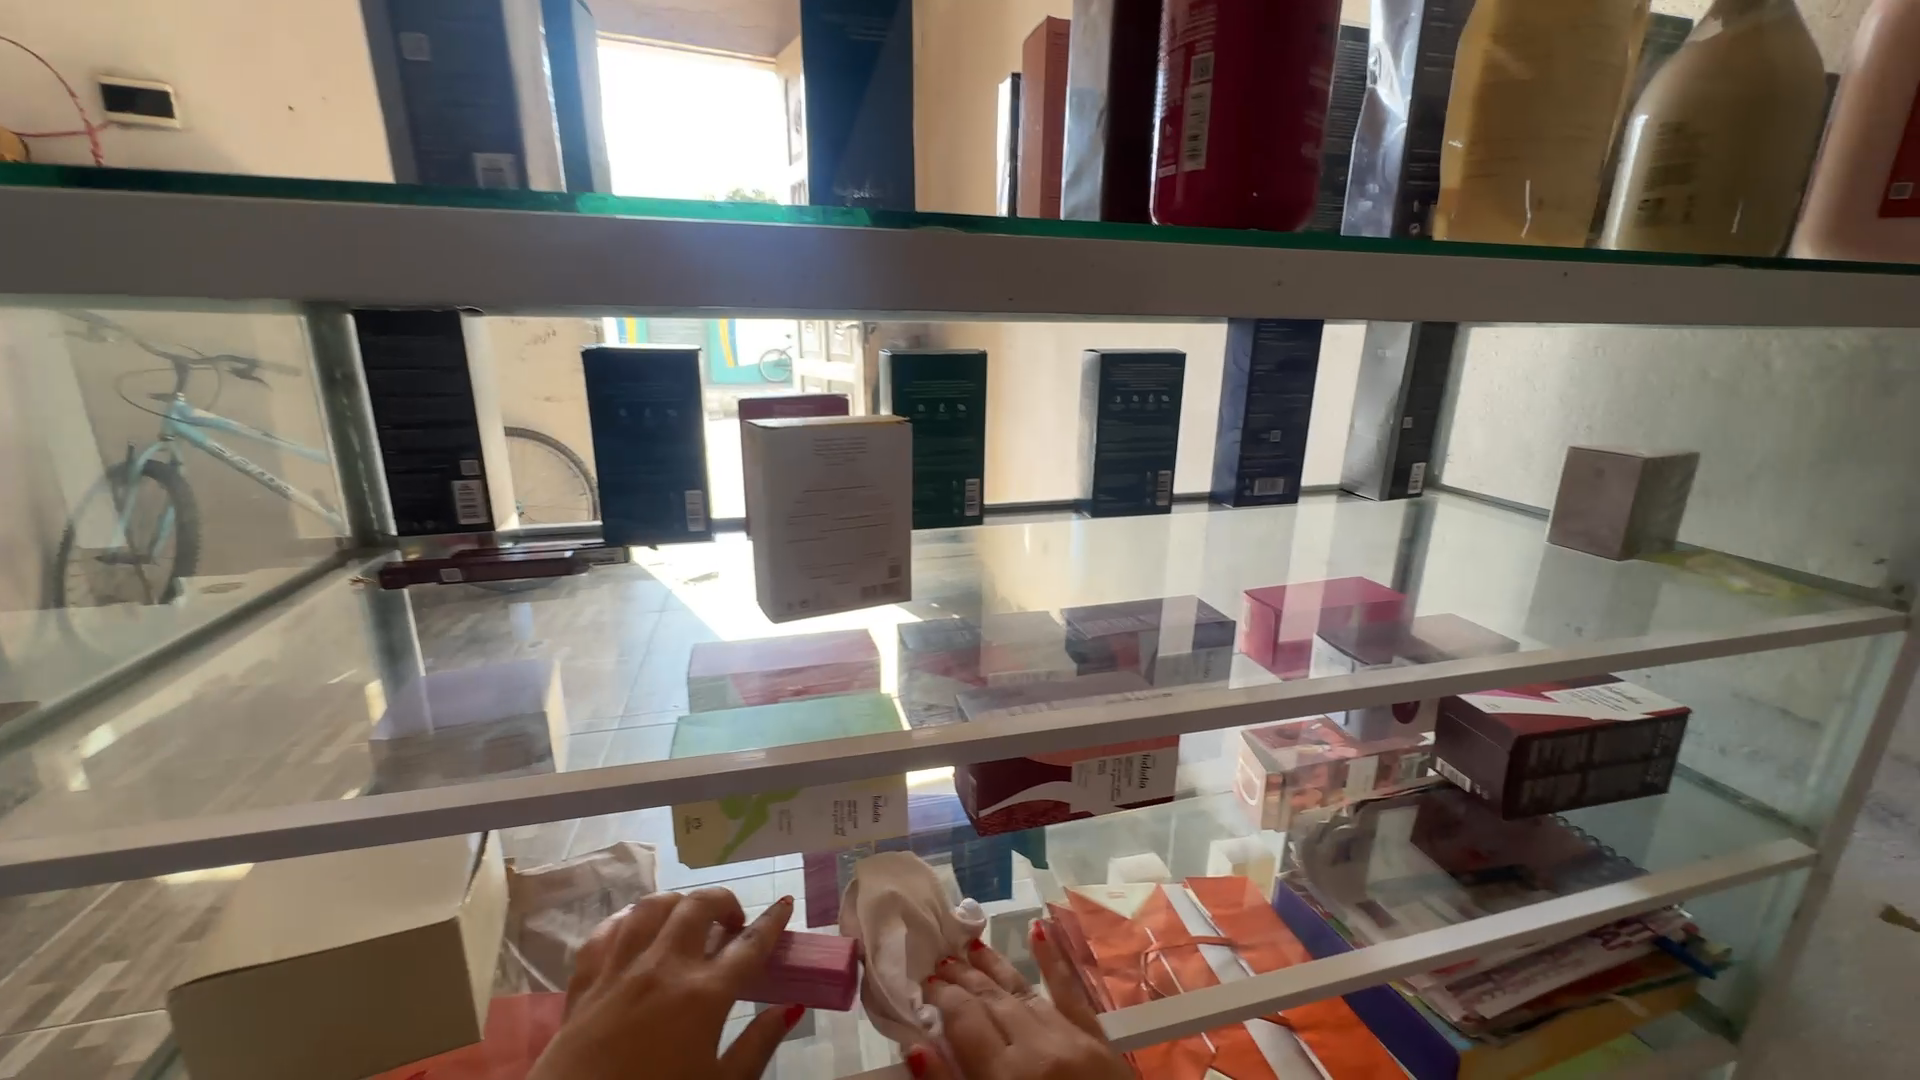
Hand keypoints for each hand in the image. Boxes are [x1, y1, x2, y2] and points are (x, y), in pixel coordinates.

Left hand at [528, 889, 803, 1079]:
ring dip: (677, 904)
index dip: (773, 920)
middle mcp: (664, 967)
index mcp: (704, 994)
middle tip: (732, 923)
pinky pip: (607, 932)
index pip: (749, 944)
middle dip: (724, 902)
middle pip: (699, 906)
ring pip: (652, 907)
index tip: (785, 903)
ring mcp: (620, 970)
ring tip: (687, 920)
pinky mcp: (585, 983)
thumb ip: (758, 1045)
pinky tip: (636, 931)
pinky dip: (626, 922)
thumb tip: (791, 1009)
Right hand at [908, 924, 1132, 1079]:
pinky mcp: (1098, 1039)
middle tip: (938, 958)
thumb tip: (917, 1047)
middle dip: (962, 977)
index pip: (964, 1018)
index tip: (922, 978)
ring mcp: (1070, 1038)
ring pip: (1023, 989)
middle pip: (990, 999)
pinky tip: (1040, 929)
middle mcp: (1037, 1046)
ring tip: (970, 945)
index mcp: (1006, 1075)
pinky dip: (1054, 960)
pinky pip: (1071, 992)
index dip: (941, 995)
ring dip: (994, 967)